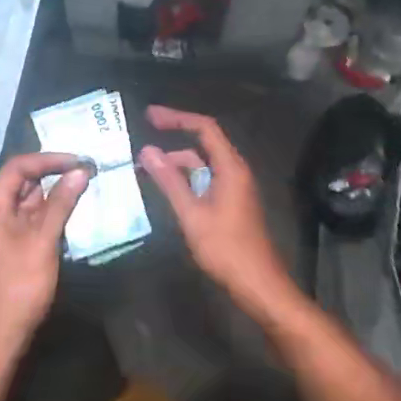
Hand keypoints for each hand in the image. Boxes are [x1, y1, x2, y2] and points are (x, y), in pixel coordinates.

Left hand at [0, 153, 89, 367]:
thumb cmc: (18, 288)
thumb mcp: (42, 242)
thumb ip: (61, 203)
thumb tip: (80, 170)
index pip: (18, 167)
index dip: (50, 159)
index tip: (81, 161)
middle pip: (20, 183)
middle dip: (53, 177)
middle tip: (87, 175)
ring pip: (25, 204)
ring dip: (52, 198)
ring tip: (84, 192)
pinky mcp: (3, 250)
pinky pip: (25, 223)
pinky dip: (46, 217)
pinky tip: (68, 219)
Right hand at [138, 106, 295, 314]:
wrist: (258, 284)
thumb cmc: (226, 248)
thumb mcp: (192, 214)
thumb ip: (170, 181)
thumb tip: (147, 151)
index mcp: (231, 167)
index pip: (204, 127)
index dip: (177, 118)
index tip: (150, 116)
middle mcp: (235, 171)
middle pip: (203, 145)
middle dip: (172, 143)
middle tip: (142, 149)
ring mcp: (235, 188)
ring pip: (203, 165)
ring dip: (177, 165)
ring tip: (147, 171)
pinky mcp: (231, 203)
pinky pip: (206, 181)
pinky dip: (186, 180)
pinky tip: (166, 190)